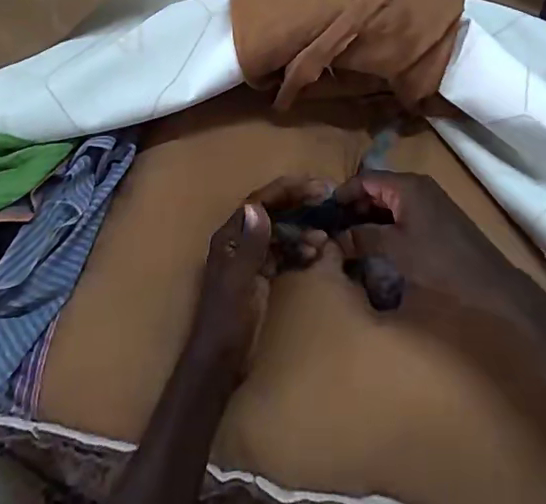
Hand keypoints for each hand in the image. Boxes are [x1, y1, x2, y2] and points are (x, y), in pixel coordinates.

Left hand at [187, 176, 331, 375]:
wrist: (220, 361)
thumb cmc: (226, 320)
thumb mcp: (239, 281)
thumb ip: (250, 245)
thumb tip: (257, 206)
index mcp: (229, 237)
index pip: (258, 202)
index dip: (284, 190)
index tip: (312, 185)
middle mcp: (238, 242)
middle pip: (270, 213)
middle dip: (296, 203)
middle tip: (325, 198)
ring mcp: (250, 259)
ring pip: (279, 234)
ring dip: (301, 230)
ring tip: (324, 236)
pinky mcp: (260, 277)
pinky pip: (283, 254)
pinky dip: (299, 251)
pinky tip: (316, 253)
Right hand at [334, 171, 527, 325]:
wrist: (488, 281)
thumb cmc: (438, 259)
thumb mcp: (394, 249)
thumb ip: (362, 238)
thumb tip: (336, 238)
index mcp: (406, 185)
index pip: (365, 179)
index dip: (343, 193)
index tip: (325, 211)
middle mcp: (417, 185)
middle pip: (377, 188)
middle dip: (355, 206)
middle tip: (335, 227)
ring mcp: (429, 200)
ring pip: (390, 202)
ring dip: (370, 217)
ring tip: (351, 237)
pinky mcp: (436, 217)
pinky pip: (403, 212)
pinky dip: (386, 223)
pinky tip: (376, 242)